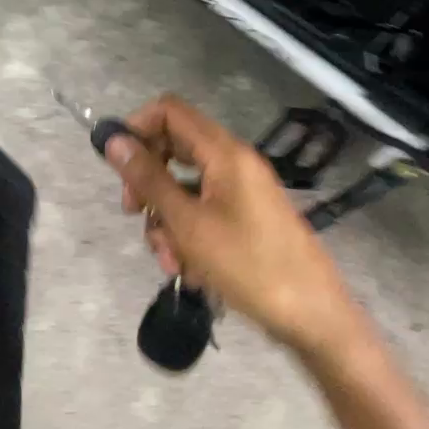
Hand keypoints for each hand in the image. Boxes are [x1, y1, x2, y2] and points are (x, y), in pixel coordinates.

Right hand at [106, 94, 365, 357]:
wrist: (314, 317)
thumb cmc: (249, 265)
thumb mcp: (188, 223)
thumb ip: (148, 179)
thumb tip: (114, 140)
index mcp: (224, 152)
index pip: (169, 111)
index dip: (137, 127)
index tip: (117, 163)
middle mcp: (234, 162)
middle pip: (174, 148)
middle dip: (148, 181)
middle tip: (133, 213)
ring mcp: (242, 191)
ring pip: (185, 186)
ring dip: (166, 218)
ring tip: (170, 260)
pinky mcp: (246, 218)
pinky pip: (203, 210)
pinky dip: (187, 233)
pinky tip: (187, 270)